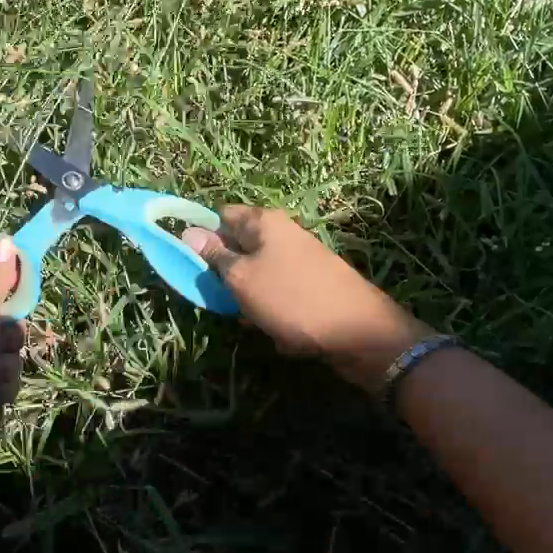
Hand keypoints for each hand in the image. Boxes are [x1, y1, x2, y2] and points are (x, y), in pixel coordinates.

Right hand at [183, 205, 430, 390]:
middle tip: (221, 297)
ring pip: (257, 273)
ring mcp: (301, 260)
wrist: (363, 336)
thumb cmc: (292, 299)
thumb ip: (213, 255)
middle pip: (238, 246)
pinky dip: (273, 310)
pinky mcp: (314, 286)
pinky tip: (278, 331)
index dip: (203, 238)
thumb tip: (189, 232)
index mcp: (264, 222)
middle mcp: (283, 233)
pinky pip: (280, 293)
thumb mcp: (241, 278)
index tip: (195, 265)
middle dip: (226, 273)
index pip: (219, 216)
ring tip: (252, 319)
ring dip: (249, 297)